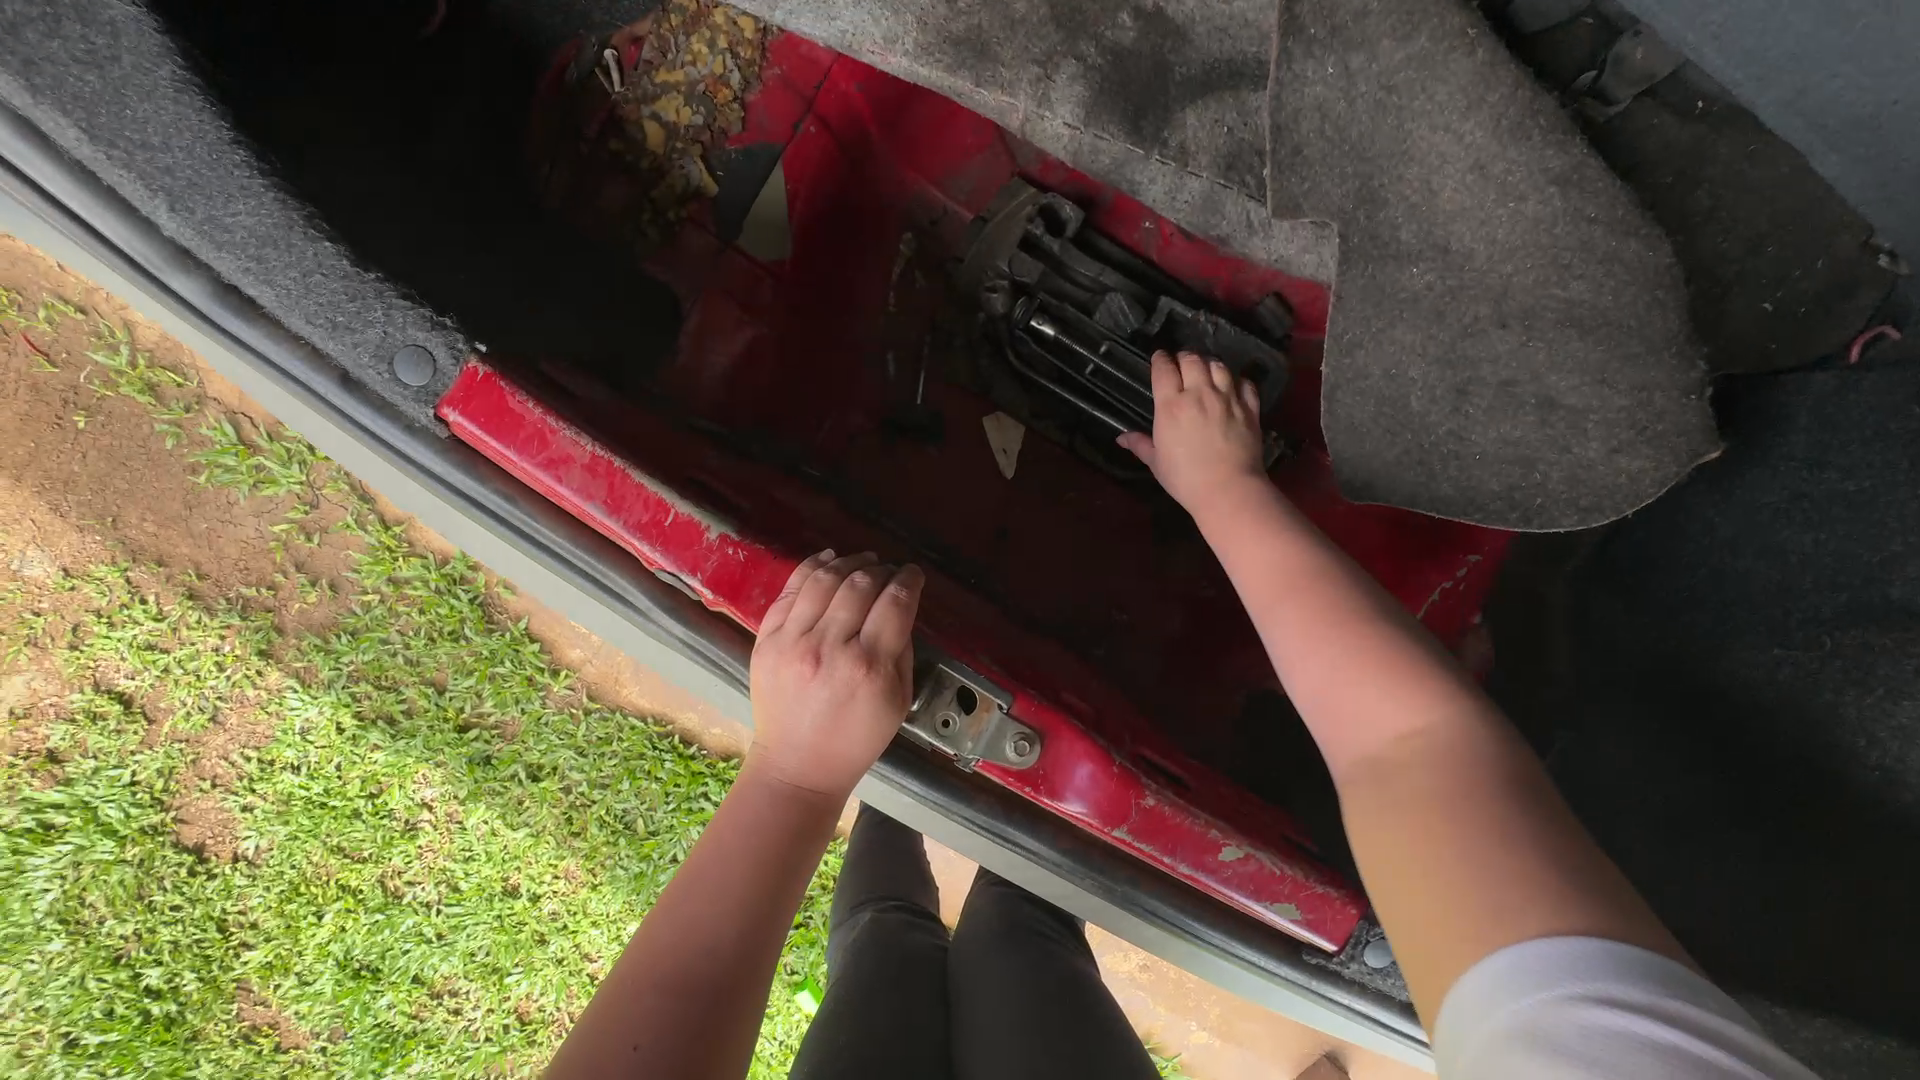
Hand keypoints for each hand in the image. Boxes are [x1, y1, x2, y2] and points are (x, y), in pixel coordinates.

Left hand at [747, 550, 925, 800]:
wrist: (797, 766)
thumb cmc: (856, 738)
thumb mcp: (899, 701)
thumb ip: (902, 650)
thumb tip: (899, 608)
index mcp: (870, 666)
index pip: (895, 603)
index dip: (909, 580)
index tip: (913, 574)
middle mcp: (830, 647)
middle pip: (860, 584)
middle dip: (881, 569)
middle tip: (889, 571)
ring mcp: (793, 641)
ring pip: (824, 579)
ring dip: (849, 562)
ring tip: (863, 560)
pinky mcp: (766, 640)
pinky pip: (791, 590)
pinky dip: (812, 567)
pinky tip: (829, 560)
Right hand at [1116, 351, 1266, 510]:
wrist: (1227, 488)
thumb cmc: (1185, 478)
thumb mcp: (1156, 462)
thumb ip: (1140, 444)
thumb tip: (1121, 438)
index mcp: (1171, 406)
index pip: (1164, 370)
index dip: (1160, 360)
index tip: (1158, 358)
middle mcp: (1199, 394)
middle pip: (1192, 360)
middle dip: (1184, 358)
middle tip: (1181, 364)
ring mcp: (1227, 398)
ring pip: (1218, 366)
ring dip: (1209, 364)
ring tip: (1206, 371)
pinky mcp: (1249, 407)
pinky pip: (1244, 383)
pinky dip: (1236, 380)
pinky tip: (1232, 387)